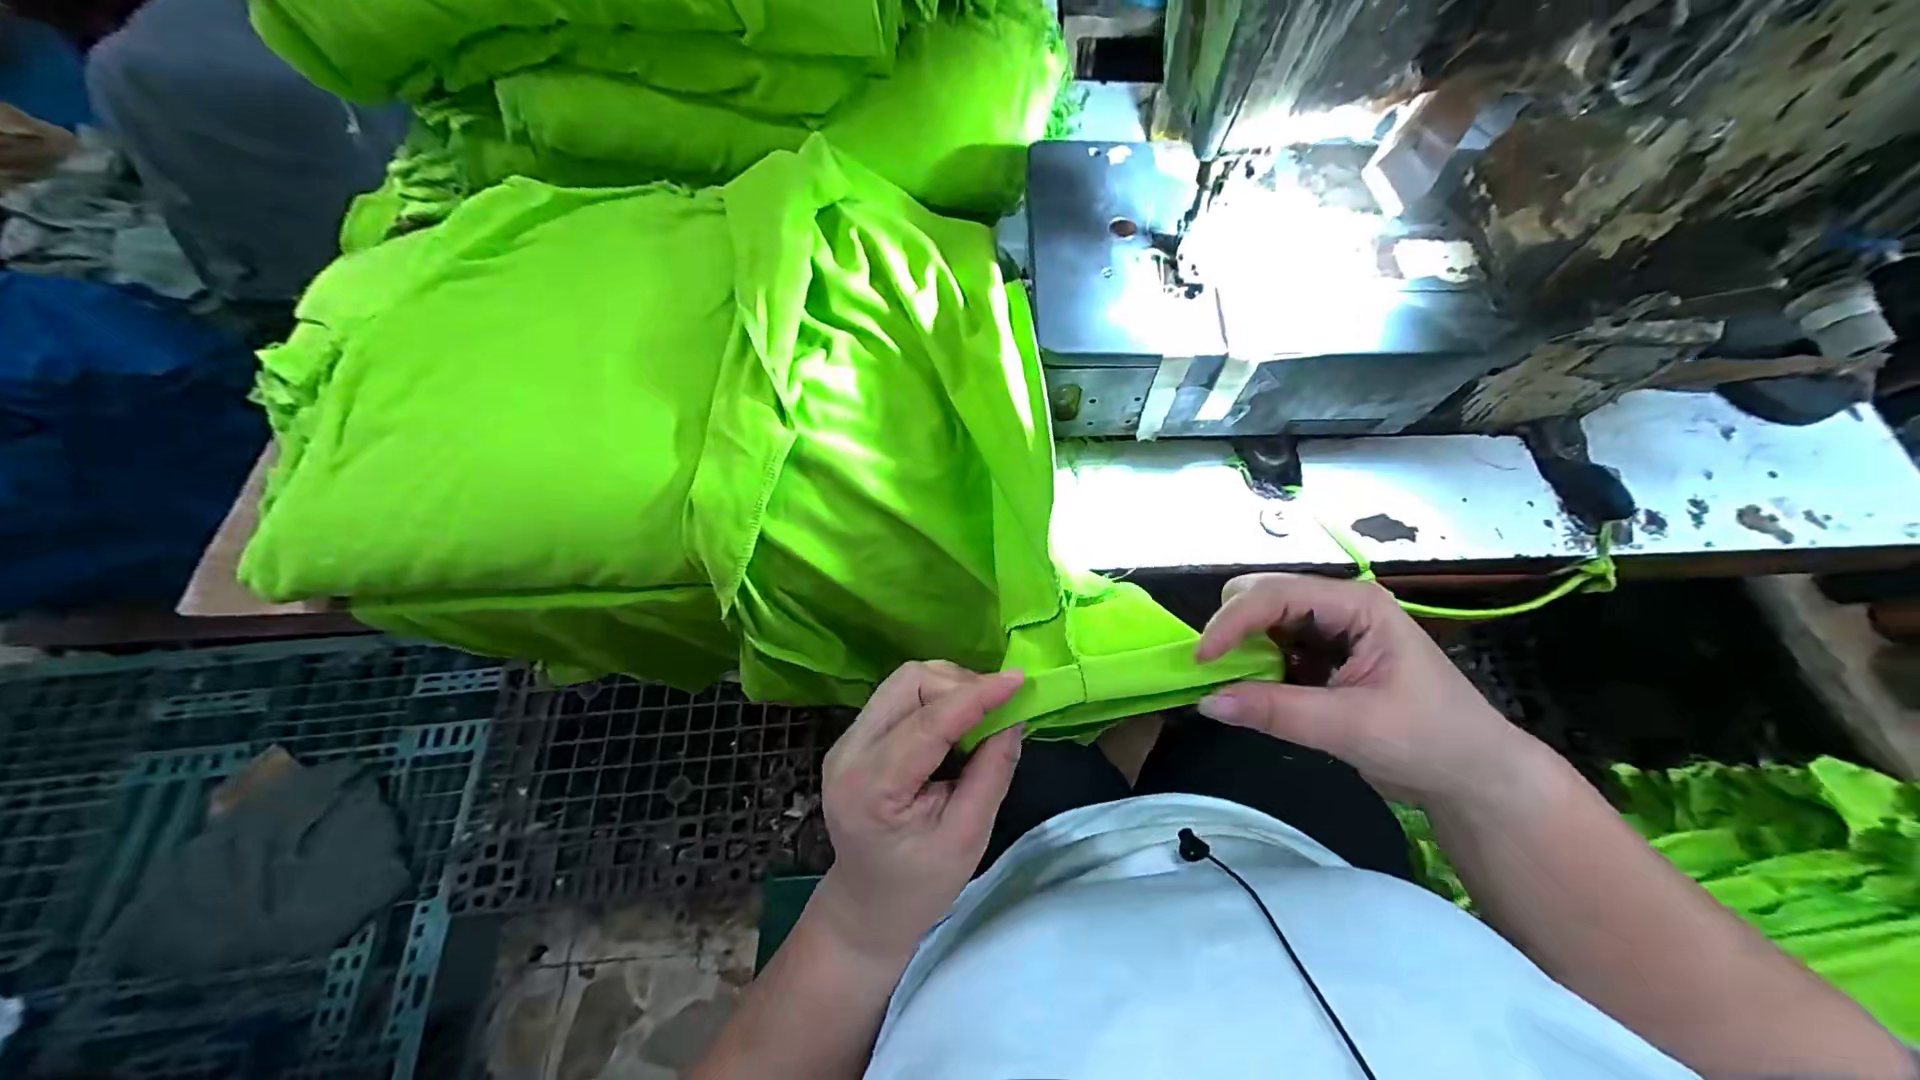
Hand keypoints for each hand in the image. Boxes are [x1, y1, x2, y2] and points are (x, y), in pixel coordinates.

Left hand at [812, 661, 1024, 962]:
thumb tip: (1013, 719)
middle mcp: (849, 751)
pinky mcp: (856, 736)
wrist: (866, 907)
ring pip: (905, 681)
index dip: (976, 694)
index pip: (928, 721)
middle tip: (999, 709)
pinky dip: (936, 697)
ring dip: (949, 687)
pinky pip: (900, 695)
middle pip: (909, 682)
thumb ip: (991, 774)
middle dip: (961, 685)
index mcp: (871, 786)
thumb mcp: (967, 838)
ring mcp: (847, 739)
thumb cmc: (919, 886)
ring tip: (980, 718)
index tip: (1019, 679)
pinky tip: (957, 724)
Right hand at [1193, 573, 1551, 809]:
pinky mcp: (1320, 655)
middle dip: (1232, 628)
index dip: (1232, 621)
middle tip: (1219, 672)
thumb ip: (1277, 711)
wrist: (1474, 777)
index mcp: (1356, 605)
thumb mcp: (1351, 727)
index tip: (1202, 660)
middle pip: (1260, 594)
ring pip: (1259, 620)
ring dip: (1241, 649)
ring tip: (1241, 685)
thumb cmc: (1431, 741)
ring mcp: (1329, 629)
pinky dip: (1253, 666)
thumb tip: (1207, 701)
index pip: (1275, 595)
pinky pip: (1268, 647)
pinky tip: (1262, 691)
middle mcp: (1338, 606)